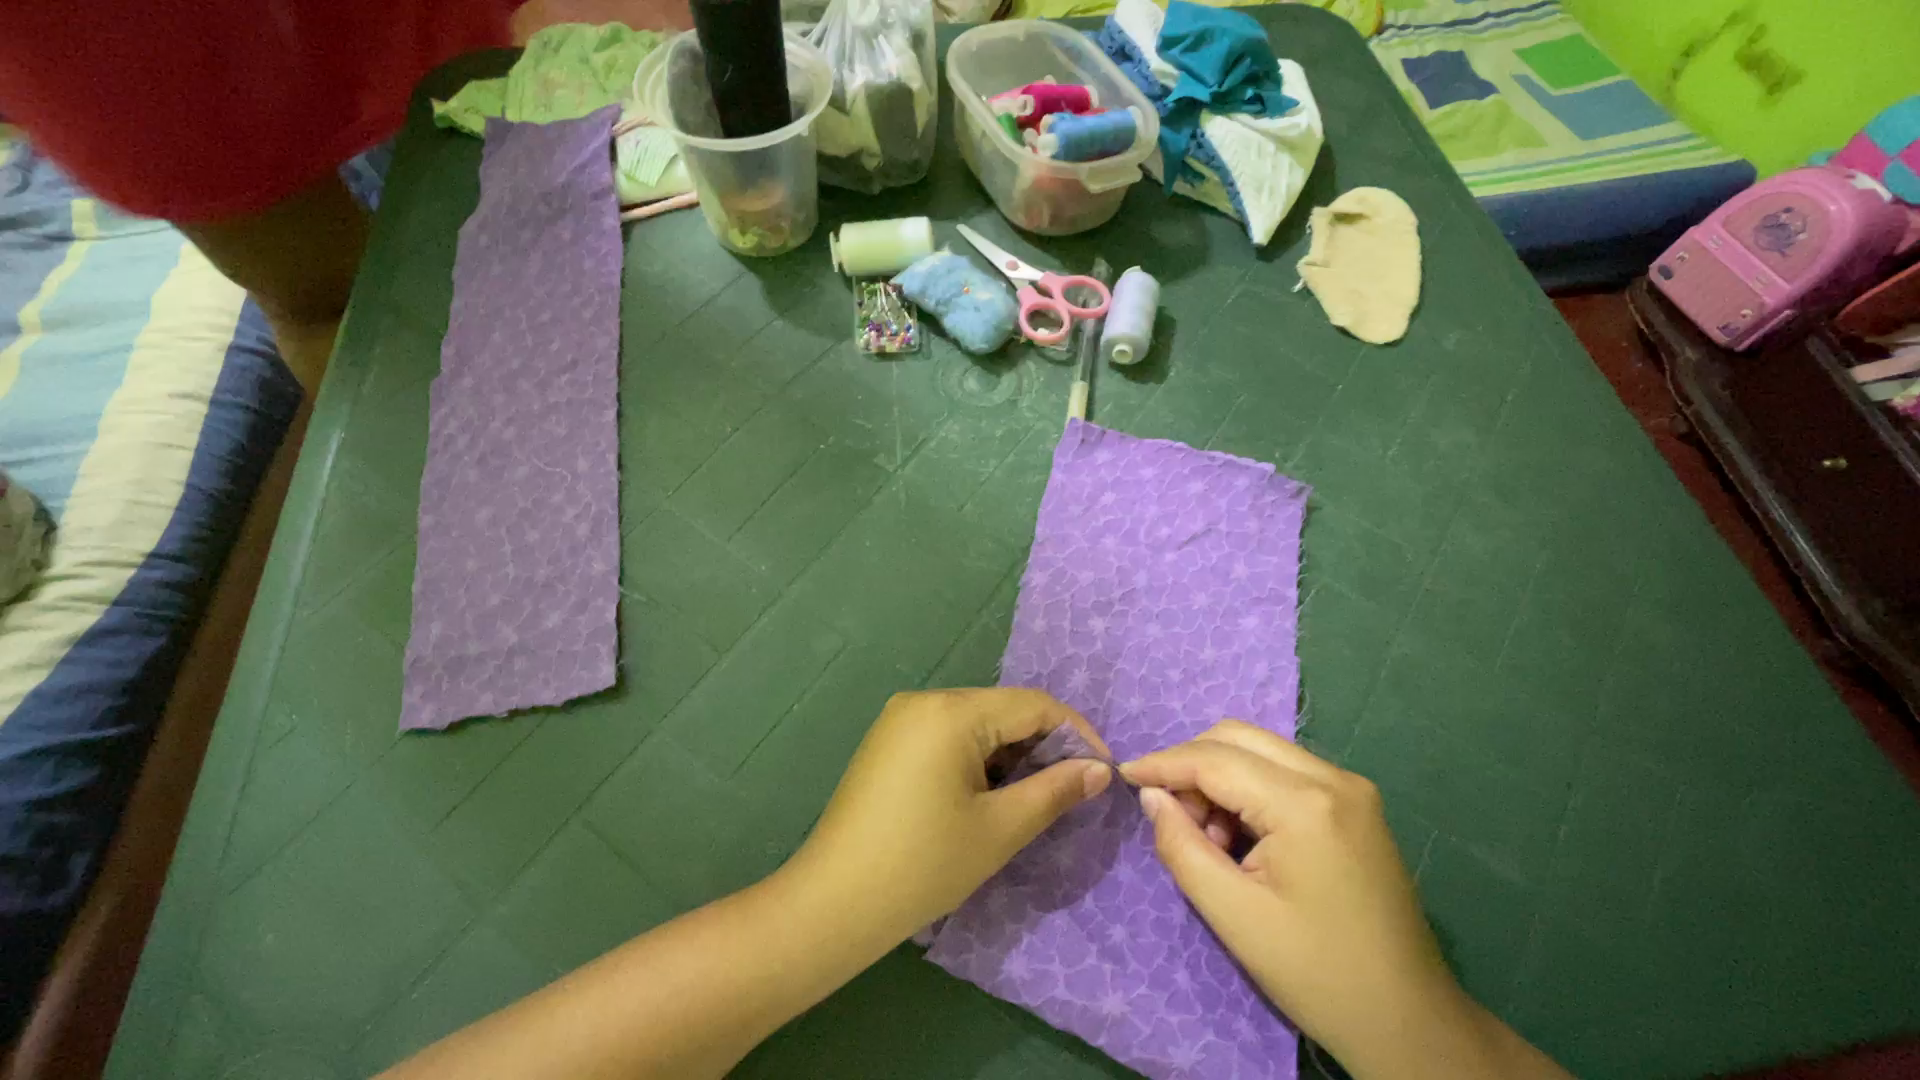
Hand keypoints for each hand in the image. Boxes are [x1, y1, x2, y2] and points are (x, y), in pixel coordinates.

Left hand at [781, 688, 1112, 944]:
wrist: (835, 902)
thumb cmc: (924, 864)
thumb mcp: (999, 829)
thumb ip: (1054, 791)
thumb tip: (1099, 769)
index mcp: (951, 712)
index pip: (1033, 704)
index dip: (1075, 734)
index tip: (1102, 773)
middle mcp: (924, 702)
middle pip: (1003, 710)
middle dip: (1043, 745)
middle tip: (1070, 791)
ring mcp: (900, 721)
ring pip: (976, 724)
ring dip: (1011, 754)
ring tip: (1033, 798)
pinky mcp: (888, 743)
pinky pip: (948, 737)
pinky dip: (978, 759)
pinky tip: (989, 796)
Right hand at [1124, 721, 1531, 1078]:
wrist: (1409, 1020)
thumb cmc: (1315, 972)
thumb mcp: (1233, 915)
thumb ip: (1182, 846)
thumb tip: (1152, 797)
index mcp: (1305, 804)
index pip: (1216, 759)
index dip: (1164, 764)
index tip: (1123, 775)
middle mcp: (1334, 778)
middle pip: (1240, 738)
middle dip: (1192, 765)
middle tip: (1170, 815)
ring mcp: (1352, 789)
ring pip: (1263, 751)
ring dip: (1221, 777)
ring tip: (1209, 838)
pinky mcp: (1358, 806)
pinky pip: (1287, 773)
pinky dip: (1251, 789)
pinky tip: (1242, 837)